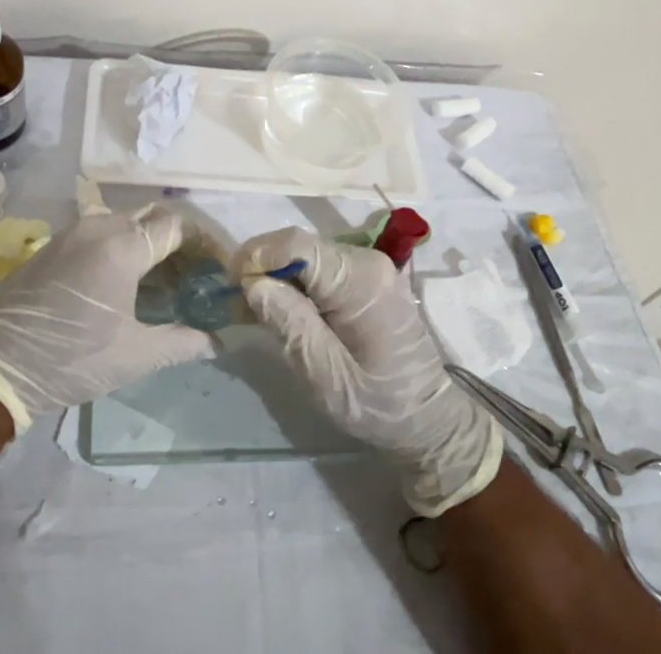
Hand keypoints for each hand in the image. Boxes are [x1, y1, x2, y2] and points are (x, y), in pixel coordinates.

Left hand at [0, 205, 213, 434]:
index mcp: (121, 247)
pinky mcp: (49, 248)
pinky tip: (126, 280)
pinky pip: (96, 234)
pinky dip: (120, 247)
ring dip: (147, 242)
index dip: (203, 242)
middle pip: (150, 217)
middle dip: (177, 239)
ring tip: (164, 278)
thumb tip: (216, 343)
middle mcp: (96, 229)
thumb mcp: (135, 356)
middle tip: (194, 271)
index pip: (176, 225)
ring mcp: (68, 235)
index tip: (217, 265)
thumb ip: (182, 342)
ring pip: (122, 223)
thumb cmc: (72, 360)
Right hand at [235, 227, 501, 516]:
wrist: (427, 417)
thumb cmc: (377, 403)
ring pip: (307, 255)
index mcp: (360, 281)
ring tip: (259, 313)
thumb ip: (290, 324)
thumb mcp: (325, 375)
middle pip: (300, 246)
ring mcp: (372, 267)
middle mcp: (369, 261)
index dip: (256, 256)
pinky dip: (298, 283)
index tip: (232, 287)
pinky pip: (323, 268)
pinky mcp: (369, 278)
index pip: (295, 244)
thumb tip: (254, 283)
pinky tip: (287, 311)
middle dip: (264, 268)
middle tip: (240, 306)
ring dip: (279, 277)